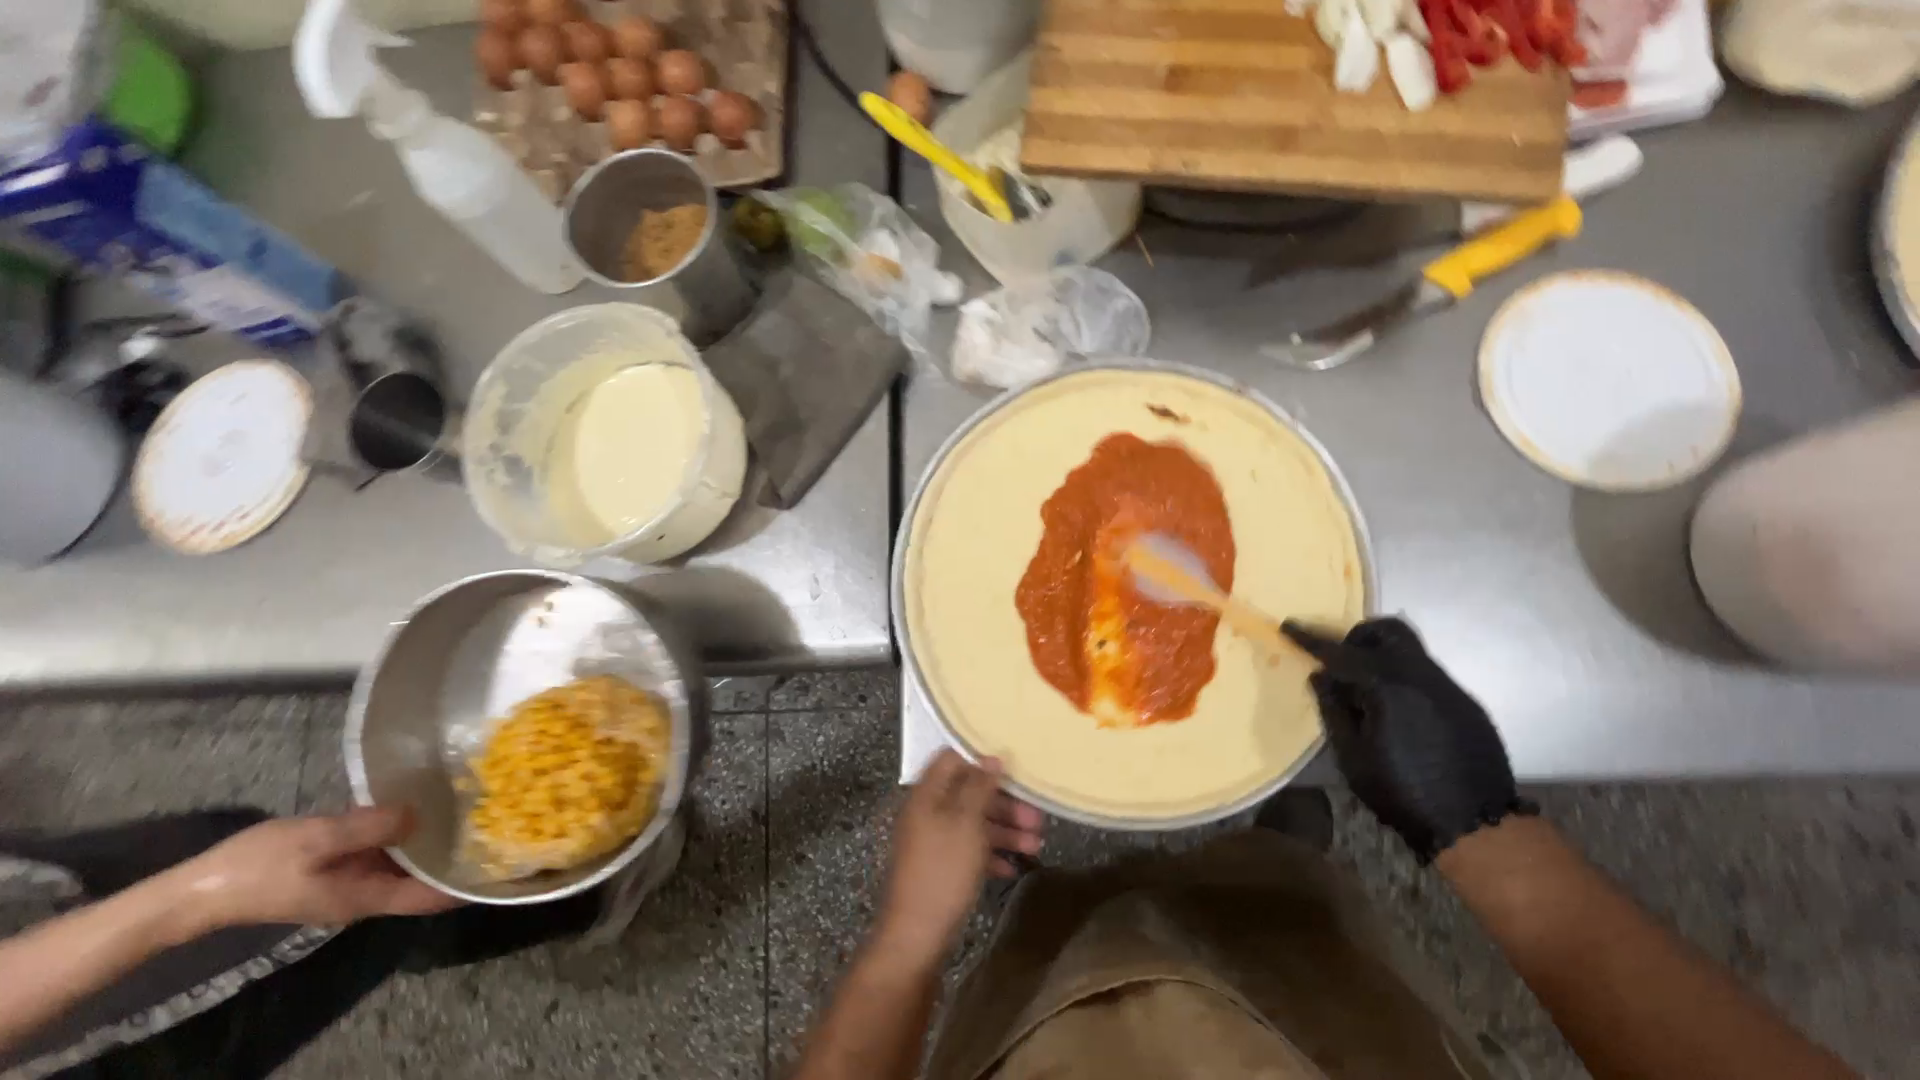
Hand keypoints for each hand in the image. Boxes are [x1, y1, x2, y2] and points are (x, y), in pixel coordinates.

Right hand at [164, 806, 462, 931]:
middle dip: (453, 859)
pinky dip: (400, 838)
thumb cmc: (260, 866)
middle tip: (491, 826)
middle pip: (422, 882)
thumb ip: (370, 828)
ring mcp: (349, 885)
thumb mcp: (318, 839)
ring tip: (465, 812)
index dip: (464, 886)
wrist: (198, 890)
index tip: (498, 862)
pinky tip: (416, 809)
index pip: (430, 898)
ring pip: (402, 867)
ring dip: (429, 845)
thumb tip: (417, 816)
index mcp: (367, 898)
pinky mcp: (334, 871)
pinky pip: (379, 856)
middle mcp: (366, 896)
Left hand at [875, 751, 1042, 966]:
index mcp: (927, 794)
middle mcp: (927, 812)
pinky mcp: (939, 868)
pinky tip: (1012, 868)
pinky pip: (968, 851)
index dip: (982, 758)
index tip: (1015, 767)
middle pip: (968, 793)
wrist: (916, 935)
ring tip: (1036, 845)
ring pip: (972, 824)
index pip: (953, 759)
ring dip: (1004, 831)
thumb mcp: (966, 823)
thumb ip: (979, 787)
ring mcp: (931, 842)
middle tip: (1036, 816)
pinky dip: (990, 855)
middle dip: (1004, 802)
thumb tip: (991, 757)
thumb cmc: (943, 870)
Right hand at [1284, 617, 1535, 862]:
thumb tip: (1320, 676)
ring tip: (1367, 694)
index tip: (1289, 627)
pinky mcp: (1466, 704)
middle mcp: (1422, 675)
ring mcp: (1449, 687)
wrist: (1474, 825)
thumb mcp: (1353, 756)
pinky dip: (1403, 680)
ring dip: (1383, 658)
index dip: (1310, 639)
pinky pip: (1427, 676)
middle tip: (1342, 663)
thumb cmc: (1401, 792)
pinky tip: (1398, 716)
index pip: (1340, 652)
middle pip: (1388, 631)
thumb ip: (1334, 709)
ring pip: (1410, 651)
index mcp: (1388, 686)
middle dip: (1358, 637)